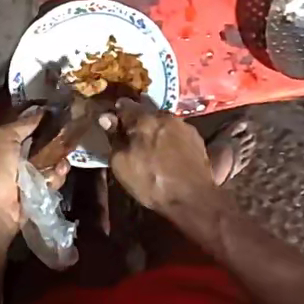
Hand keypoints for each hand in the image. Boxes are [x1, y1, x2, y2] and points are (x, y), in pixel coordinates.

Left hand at [0, 108, 61, 242]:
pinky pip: (55, 178)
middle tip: (68, 139)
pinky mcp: (41, 189)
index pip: (31, 125)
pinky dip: (56, 177)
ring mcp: (32, 173)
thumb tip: (42, 111)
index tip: (63, 113)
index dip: (45, 119)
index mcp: (10, 141)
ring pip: (54, 160)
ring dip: (59, 162)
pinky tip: (54, 177)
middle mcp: (21, 155)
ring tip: (60, 165)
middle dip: (58, 141)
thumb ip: (22, 124)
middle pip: (47, 142)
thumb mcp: (4, 137)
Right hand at [103, 98, 221, 216]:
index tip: (113, 124)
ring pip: (163, 122)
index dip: (116, 114)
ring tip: (152, 147)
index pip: (125, 105)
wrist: (193, 199)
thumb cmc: (151, 182)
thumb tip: (106, 118)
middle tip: (131, 139)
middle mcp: (165, 116)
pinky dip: (169, 138)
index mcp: (144, 119)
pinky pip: (176, 132)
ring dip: (155, 130)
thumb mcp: (121, 164)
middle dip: (137, 123)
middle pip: (146, 113)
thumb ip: (114, 138)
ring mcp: (184, 126)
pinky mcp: (197, 138)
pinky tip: (168, 154)